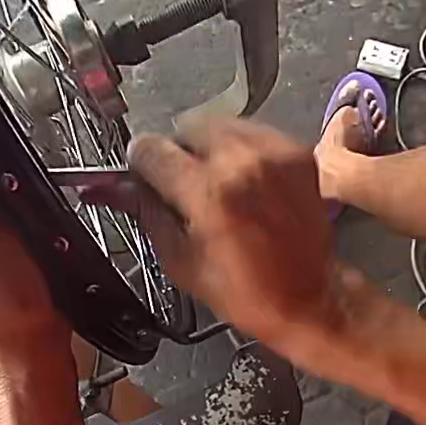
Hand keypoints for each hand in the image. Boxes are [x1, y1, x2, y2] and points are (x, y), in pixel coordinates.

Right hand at [126, 118, 350, 347]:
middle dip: (180, 155)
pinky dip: (243, 152)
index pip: (151, 149)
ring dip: (211, 149)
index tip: (145, 177)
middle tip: (188, 189)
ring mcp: (275, 154)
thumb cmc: (247, 295)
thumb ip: (147, 214)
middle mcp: (243, 162)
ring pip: (221, 124)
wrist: (310, 300)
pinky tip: (247, 184)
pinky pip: (254, 133)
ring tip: (220, 188)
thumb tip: (115, 187)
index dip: (142, 166)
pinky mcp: (298, 154)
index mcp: (209, 193)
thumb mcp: (182, 263)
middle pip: (186, 127)